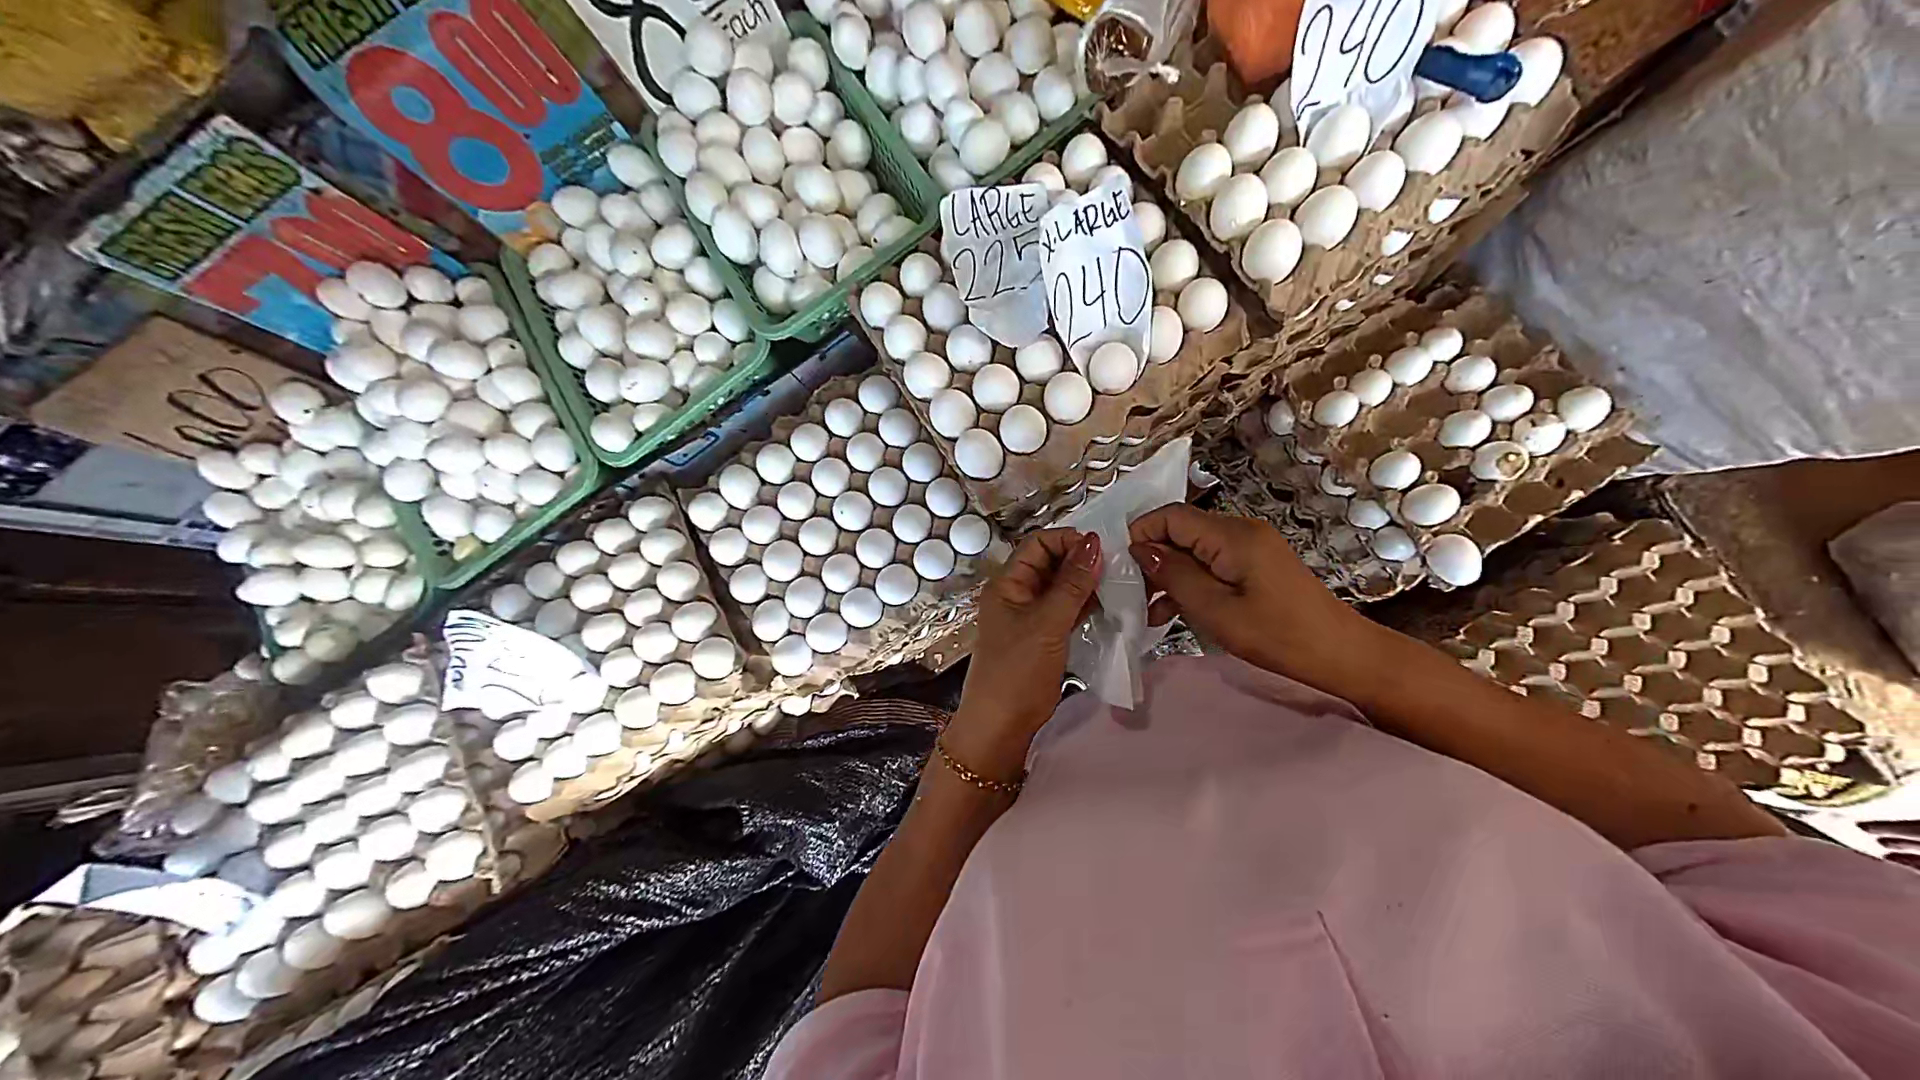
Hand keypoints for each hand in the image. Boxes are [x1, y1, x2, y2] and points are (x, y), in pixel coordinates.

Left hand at [947, 528, 1101, 780]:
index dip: (1069, 540)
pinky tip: (1110, 606)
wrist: (1001, 725)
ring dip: (1088, 584)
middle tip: (1119, 566)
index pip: (1038, 543)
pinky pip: (1067, 609)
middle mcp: (1017, 594)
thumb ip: (1072, 583)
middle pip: (1052, 563)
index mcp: (1007, 583)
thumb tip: (1094, 543)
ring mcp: (1031, 616)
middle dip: (1082, 561)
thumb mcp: (1047, 623)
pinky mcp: (1045, 636)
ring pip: (1062, 587)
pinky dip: (1086, 605)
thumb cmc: (1017, 671)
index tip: (1103, 548)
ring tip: (1120, 584)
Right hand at [1127, 504, 1378, 695]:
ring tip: (1148, 609)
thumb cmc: (1277, 635)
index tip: (1119, 566)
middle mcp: (1240, 531)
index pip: (1172, 515)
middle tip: (1130, 593)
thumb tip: (1141, 550)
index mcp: (1232, 536)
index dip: (1141, 533)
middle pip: (1181, 530)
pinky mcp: (1255, 564)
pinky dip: (1191, 581)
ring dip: (1169, 574)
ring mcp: (1250, 546)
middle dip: (1152, 557)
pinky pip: (1211, 562)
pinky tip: (1173, 611)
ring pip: (1193, 549)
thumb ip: (1175, 576)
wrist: (1340, 654)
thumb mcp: (1216, 610)